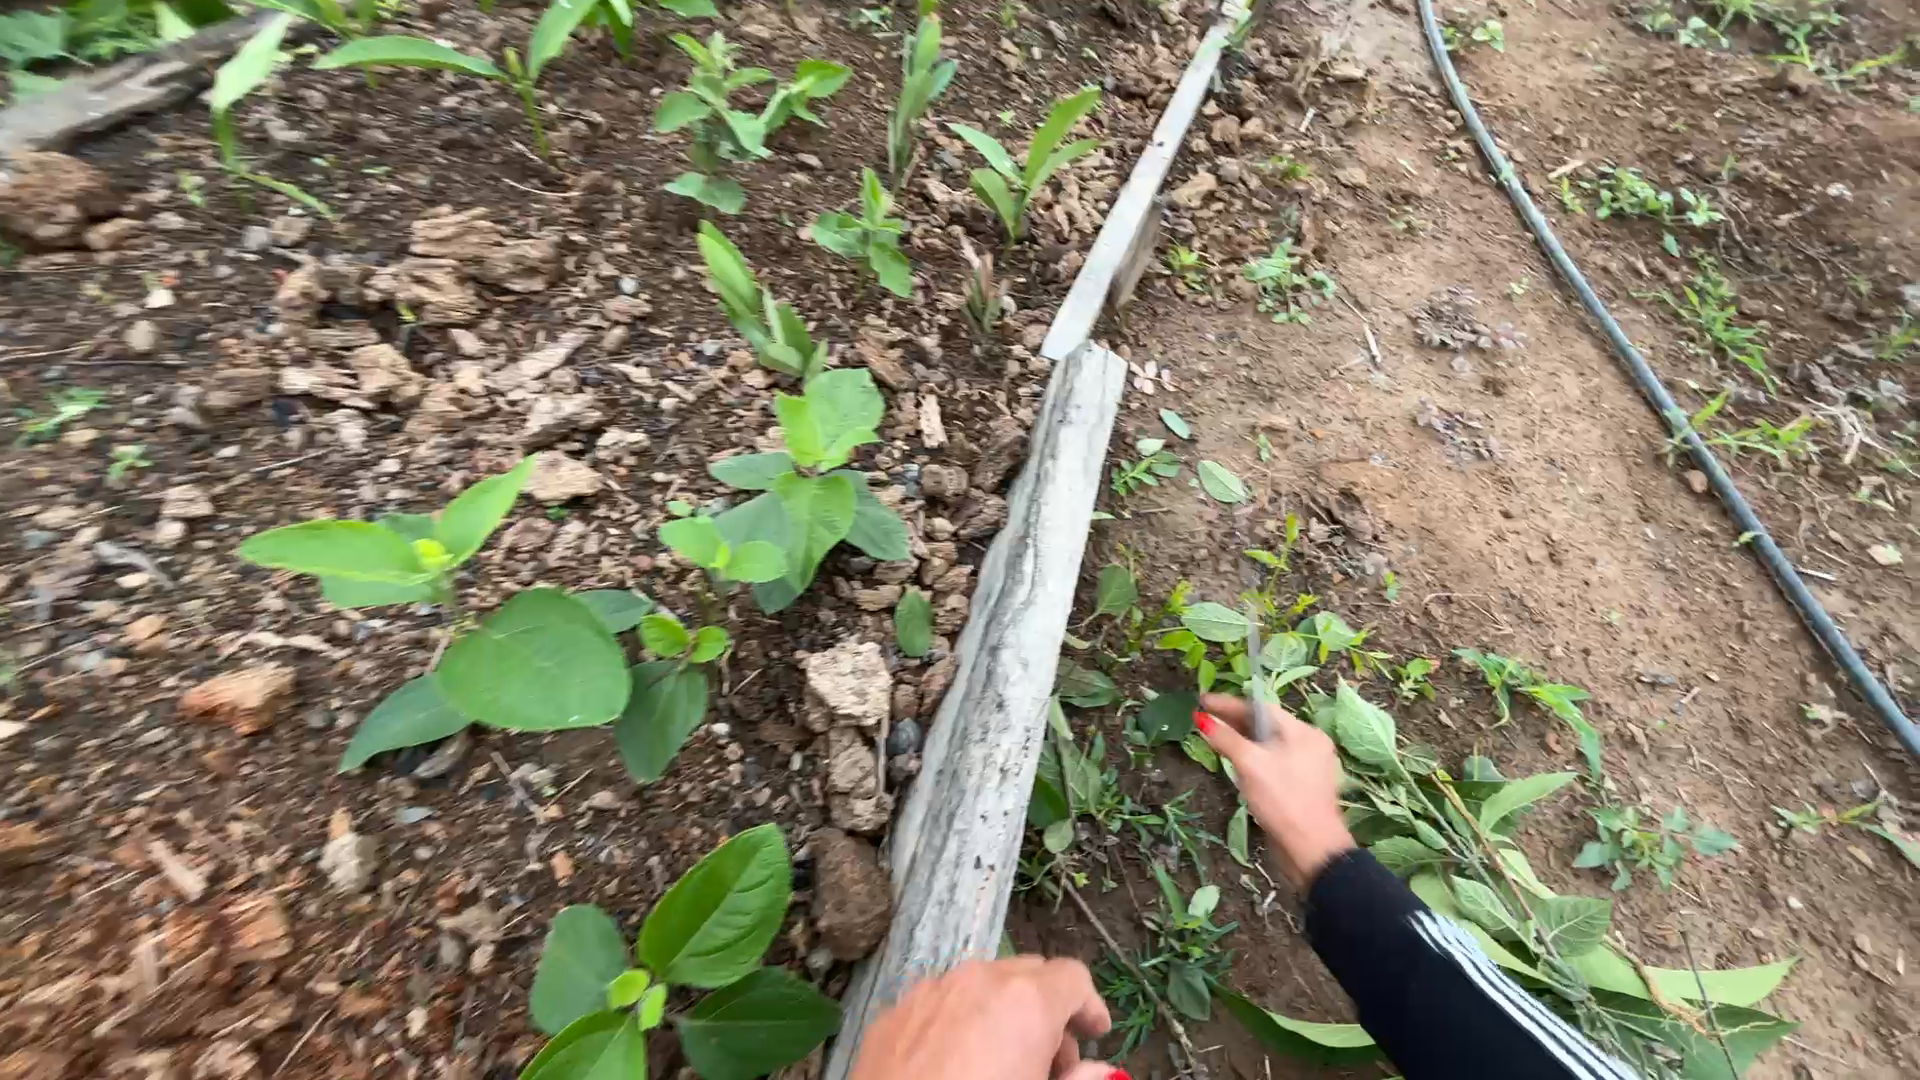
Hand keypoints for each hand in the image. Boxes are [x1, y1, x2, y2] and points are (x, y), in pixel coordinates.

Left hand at [848, 957, 1121, 1079]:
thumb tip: (1100, 1070)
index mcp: (1024, 1000)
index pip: (1072, 977)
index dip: (1089, 1006)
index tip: (1095, 1036)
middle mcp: (977, 979)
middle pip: (1028, 975)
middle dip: (1048, 1012)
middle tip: (1054, 1065)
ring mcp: (930, 990)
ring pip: (982, 984)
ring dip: (1003, 1014)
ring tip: (1002, 1068)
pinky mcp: (892, 1012)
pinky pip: (942, 1001)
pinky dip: (960, 1022)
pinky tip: (954, 1068)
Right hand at [1195, 694, 1354, 890]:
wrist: (1311, 850)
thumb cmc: (1282, 800)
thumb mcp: (1250, 764)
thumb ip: (1225, 738)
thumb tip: (1202, 719)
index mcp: (1304, 733)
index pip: (1261, 708)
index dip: (1228, 704)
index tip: (1202, 701)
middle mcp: (1310, 744)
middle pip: (1265, 724)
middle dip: (1233, 721)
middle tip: (1203, 717)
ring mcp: (1307, 765)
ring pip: (1268, 743)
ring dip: (1241, 738)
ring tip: (1214, 735)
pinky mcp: (1301, 784)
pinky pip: (1272, 760)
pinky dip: (1252, 755)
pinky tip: (1235, 759)